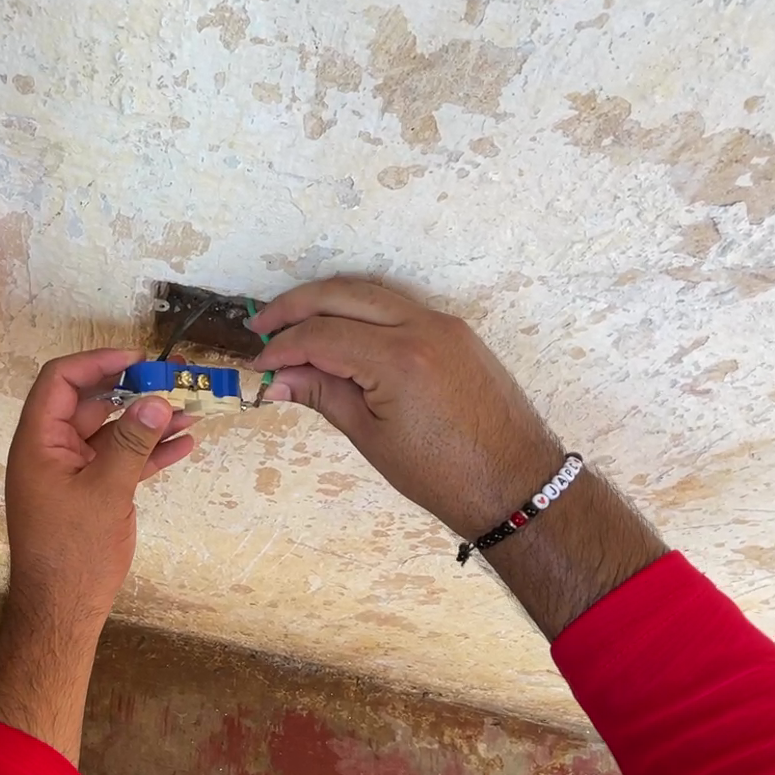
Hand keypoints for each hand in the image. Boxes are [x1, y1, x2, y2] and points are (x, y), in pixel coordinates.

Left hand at [4, 349, 196, 625]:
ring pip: (114, 432)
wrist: (65, 609)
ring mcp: (75, 471)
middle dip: (133, 391)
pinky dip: (150, 452)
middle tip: (173, 381)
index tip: (138, 360)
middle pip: (93, 404)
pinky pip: (123, 461)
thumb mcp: (106, 491)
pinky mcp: (95, 492)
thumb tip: (157, 400)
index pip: (60, 381)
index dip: (97, 363)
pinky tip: (184, 445)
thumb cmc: (74, 551)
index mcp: (39, 442)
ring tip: (192, 411)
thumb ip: (131, 442)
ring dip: (149, 422)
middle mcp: (54, 450)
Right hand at [250, 277, 665, 637]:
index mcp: (398, 359)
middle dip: (294, 306)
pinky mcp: (453, 330)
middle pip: (341, 294)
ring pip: (369, 291)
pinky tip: (337, 328)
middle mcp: (422, 327)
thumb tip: (278, 379)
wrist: (515, 483)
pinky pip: (394, 304)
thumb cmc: (441, 473)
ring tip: (292, 323)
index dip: (282, 347)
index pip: (321, 334)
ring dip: (326, 300)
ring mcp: (442, 323)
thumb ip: (322, 394)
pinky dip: (358, 309)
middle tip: (261, 326)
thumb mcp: (370, 437)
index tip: (258, 363)